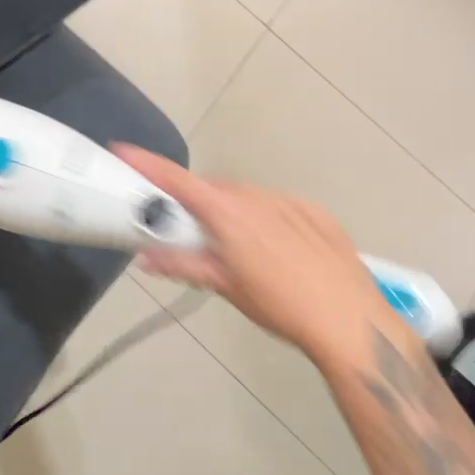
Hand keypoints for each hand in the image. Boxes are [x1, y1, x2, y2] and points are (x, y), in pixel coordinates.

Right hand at [113, 144, 399, 364]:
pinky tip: (278, 250)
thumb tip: (144, 257)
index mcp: (227, 212)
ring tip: (239, 249)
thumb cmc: (279, 305)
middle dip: (196, 204)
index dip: (147, 164)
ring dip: (232, 212)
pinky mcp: (317, 213)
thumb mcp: (224, 287)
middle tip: (191, 233)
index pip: (176, 180)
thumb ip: (181, 264)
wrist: (351, 323)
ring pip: (246, 198)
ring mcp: (289, 202)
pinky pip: (279, 207)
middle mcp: (255, 196)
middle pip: (212, 189)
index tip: (123, 151)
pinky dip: (267, 219)